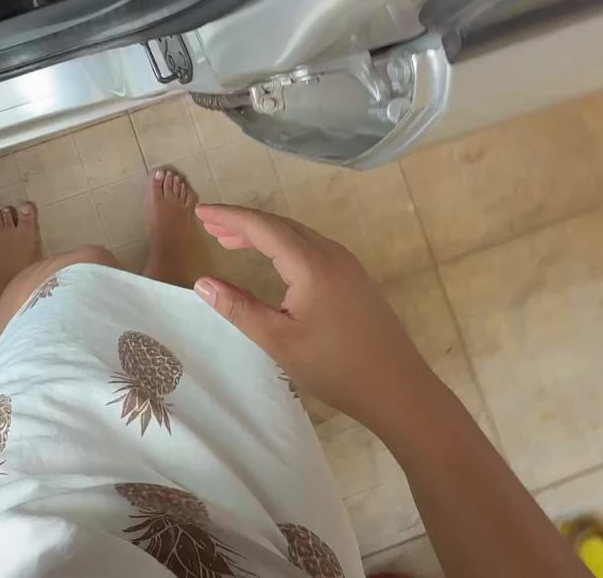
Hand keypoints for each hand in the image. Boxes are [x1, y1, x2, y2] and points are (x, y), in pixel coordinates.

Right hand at [194, 204, 438, 426]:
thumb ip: (239, 308)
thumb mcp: (279, 341)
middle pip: (279, 224)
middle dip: (242, 222)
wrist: (402, 392)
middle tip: (210, 226)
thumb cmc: (337, 368)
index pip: (261, 226)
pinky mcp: (355, 278)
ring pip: (296, 234)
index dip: (228, 216)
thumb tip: (202, 283)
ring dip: (263, 233)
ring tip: (231, 241)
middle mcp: (330, 253)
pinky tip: (273, 261)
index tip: (200, 212)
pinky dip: (284, 245)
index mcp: (310, 264)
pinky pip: (311, 246)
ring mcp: (347, 264)